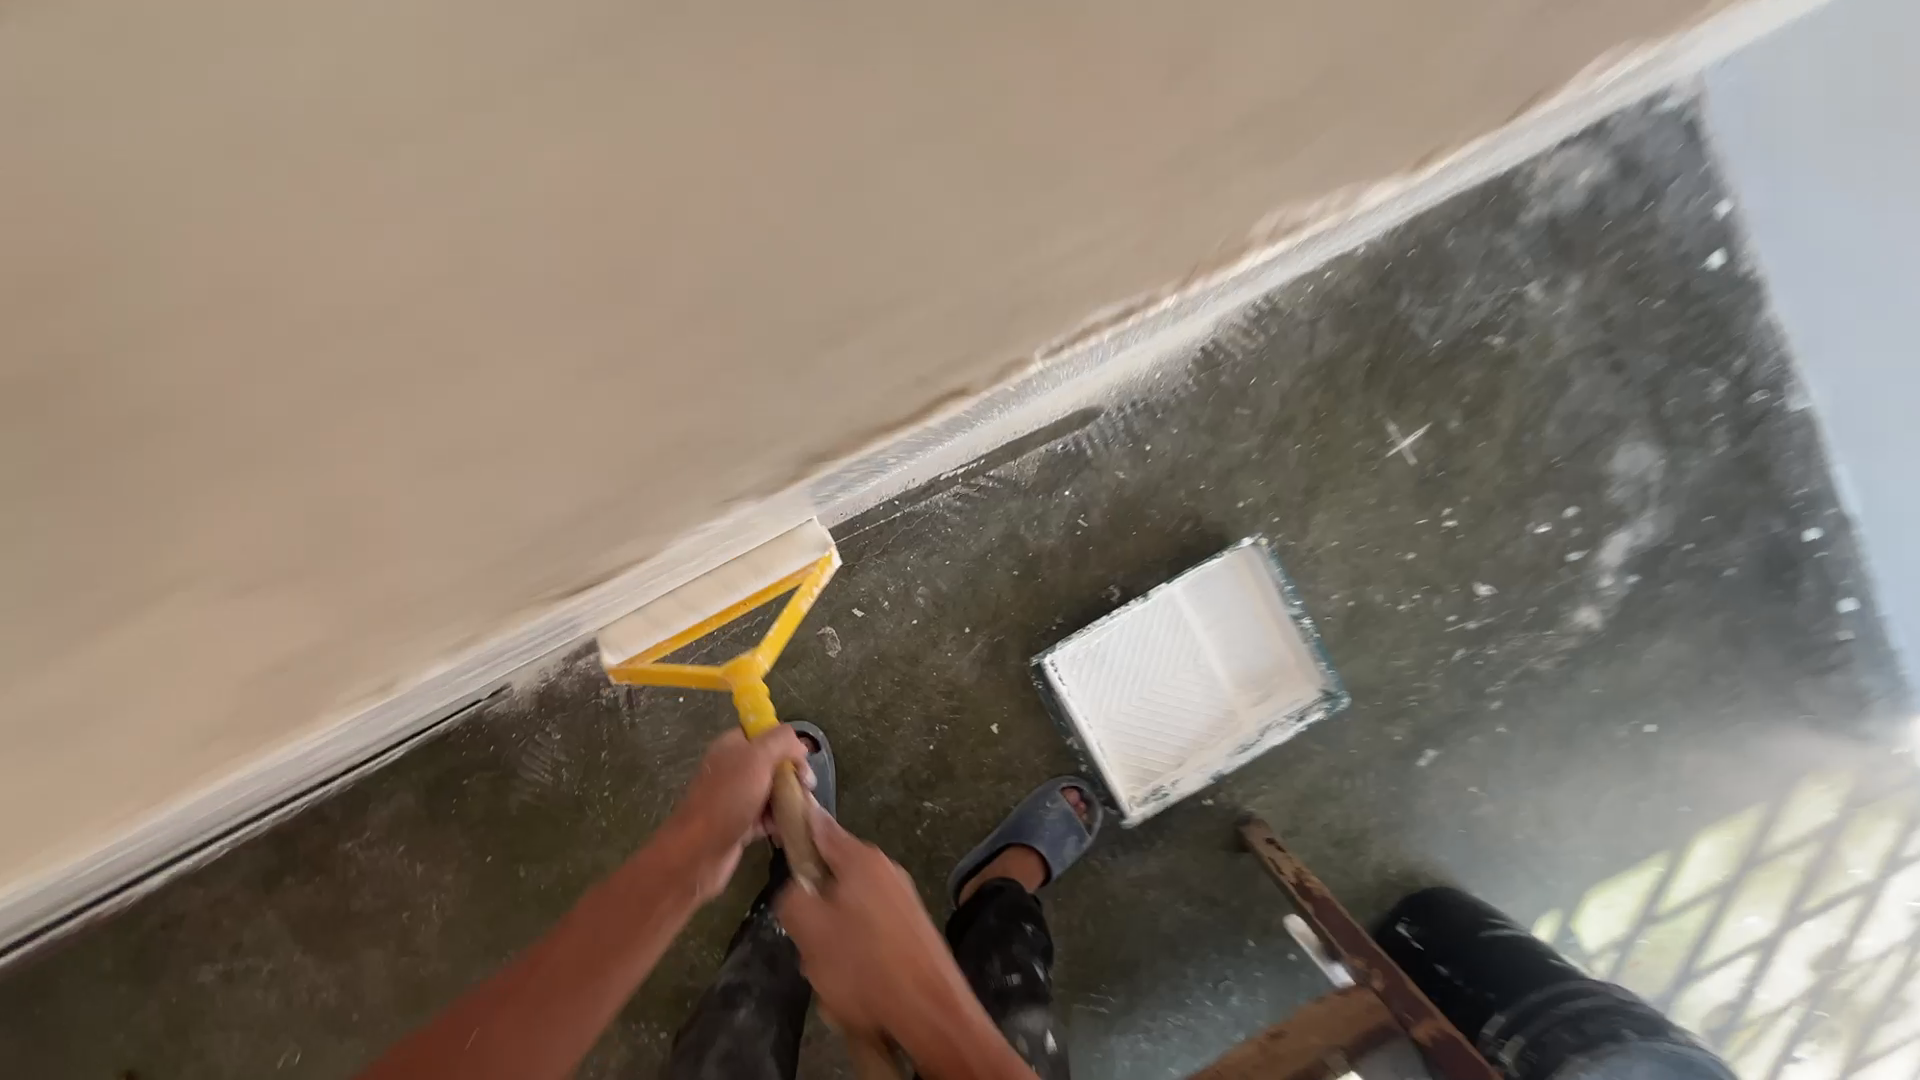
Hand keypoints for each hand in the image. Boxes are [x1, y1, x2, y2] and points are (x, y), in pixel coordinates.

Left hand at [662, 727, 810, 899]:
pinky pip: (769, 816)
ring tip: (805, 809)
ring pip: (774, 791)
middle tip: (808, 787)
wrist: (698, 852)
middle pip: (774, 763)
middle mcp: (734, 768)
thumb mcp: (757, 757)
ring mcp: (737, 797)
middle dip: (794, 773)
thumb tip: (801, 745)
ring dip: (792, 798)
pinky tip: (793, 826)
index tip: (803, 759)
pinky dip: (782, 820)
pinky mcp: (742, 823)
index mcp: (733, 746)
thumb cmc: (728, 799)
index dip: (787, 742)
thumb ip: (782, 740)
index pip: (765, 733)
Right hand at [775, 806, 972, 1038]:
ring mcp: (901, 898)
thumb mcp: (810, 930)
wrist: (929, 1010)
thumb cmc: (864, 965)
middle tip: (808, 941)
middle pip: (833, 877)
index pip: (820, 828)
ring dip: (834, 941)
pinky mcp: (911, 928)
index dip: (798, 829)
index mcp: (861, 859)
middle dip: (816, 910)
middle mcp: (885, 869)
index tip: (780, 835)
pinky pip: (869, 934)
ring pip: (848, 911)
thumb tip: (796, 884)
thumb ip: (792, 897)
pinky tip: (857, 985)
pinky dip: (858, 956)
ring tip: (833, 974)